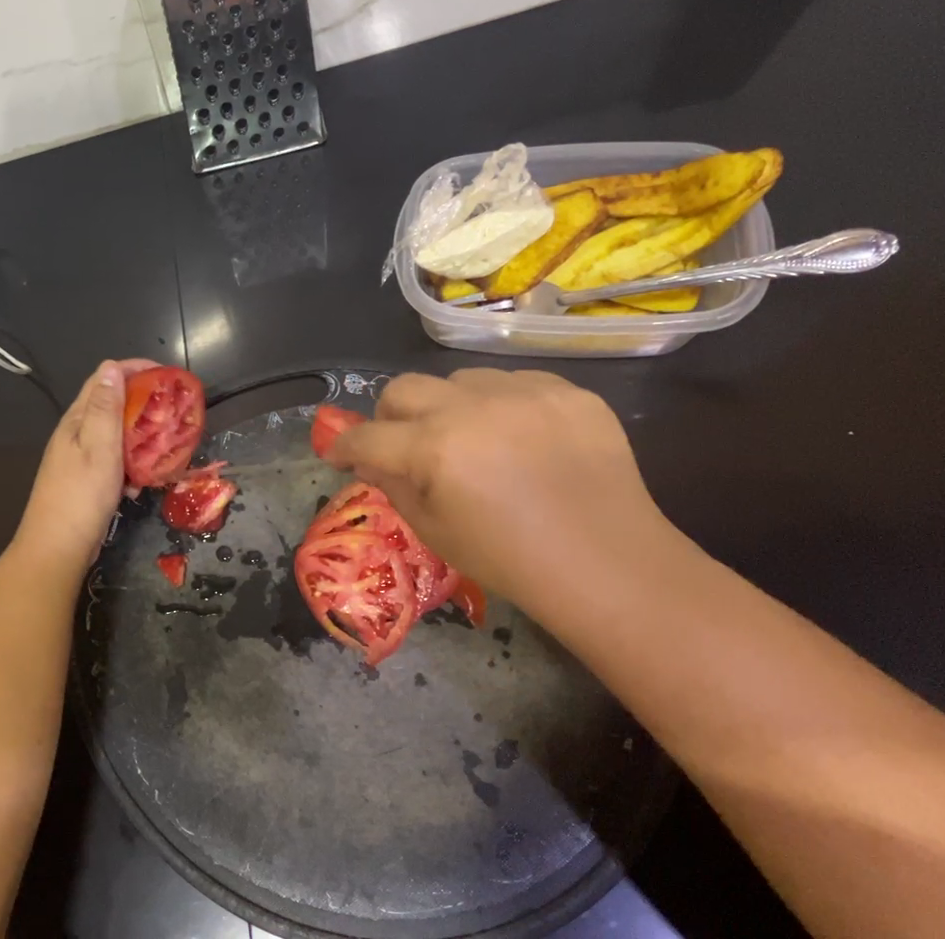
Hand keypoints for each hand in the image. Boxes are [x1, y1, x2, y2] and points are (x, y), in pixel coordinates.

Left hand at [12, 359, 157, 572]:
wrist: (56, 549)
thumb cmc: (81, 496)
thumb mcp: (98, 447)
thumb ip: (105, 408)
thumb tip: (111, 366)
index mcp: (77, 420)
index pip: (103, 378)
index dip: (134, 369)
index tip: (166, 376)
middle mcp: (75, 434)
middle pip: (111, 404)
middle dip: (142, 402)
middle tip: (173, 410)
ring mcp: (78, 458)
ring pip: (115, 435)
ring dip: (139, 437)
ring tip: (165, 445)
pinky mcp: (86, 481)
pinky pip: (113, 461)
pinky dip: (130, 465)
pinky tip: (141, 482)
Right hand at [324, 368, 671, 603]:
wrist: (608, 564)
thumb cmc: (509, 559)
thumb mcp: (433, 530)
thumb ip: (392, 484)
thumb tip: (367, 458)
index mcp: (434, 448)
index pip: (367, 436)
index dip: (344, 446)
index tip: (337, 454)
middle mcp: (473, 408)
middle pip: (404, 388)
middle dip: (391, 416)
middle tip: (403, 444)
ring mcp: (525, 393)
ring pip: (459, 380)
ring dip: (448, 406)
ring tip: (470, 440)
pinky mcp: (568, 391)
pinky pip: (514, 382)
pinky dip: (501, 405)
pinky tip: (518, 439)